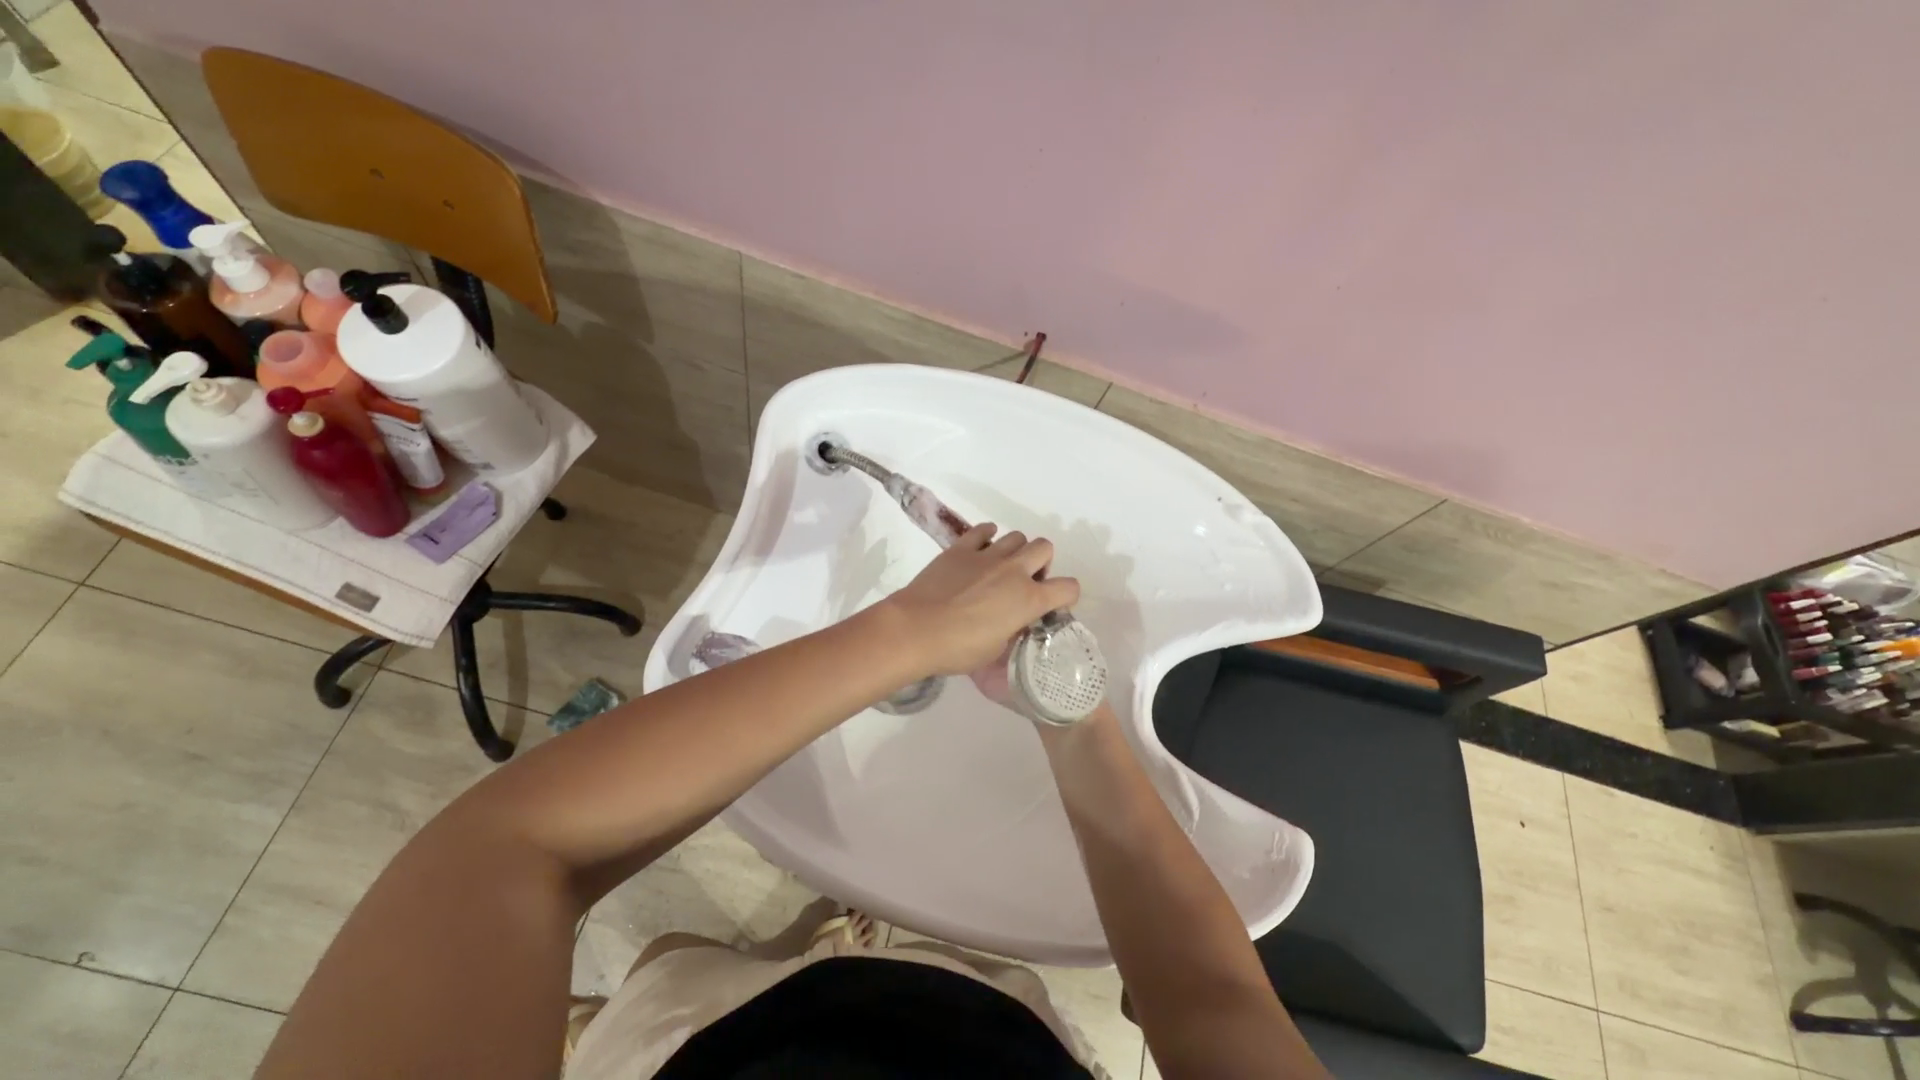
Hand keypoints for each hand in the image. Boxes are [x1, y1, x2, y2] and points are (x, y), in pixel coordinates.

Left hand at [879, 523, 1079, 676]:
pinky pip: (983, 530)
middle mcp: (1014, 571)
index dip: (1066, 596)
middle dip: (1042, 563)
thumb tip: (1013, 619)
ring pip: (1016, 536)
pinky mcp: (960, 548)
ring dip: (1015, 551)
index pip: (1068, 588)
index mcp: (1028, 599)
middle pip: (1044, 547)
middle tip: (1025, 581)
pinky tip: (981, 550)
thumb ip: (1012, 628)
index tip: (1053, 605)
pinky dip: (987, 536)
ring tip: (1000, 568)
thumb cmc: (957, 649)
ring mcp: (987, 555)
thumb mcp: (996, 648)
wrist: (915, 629)